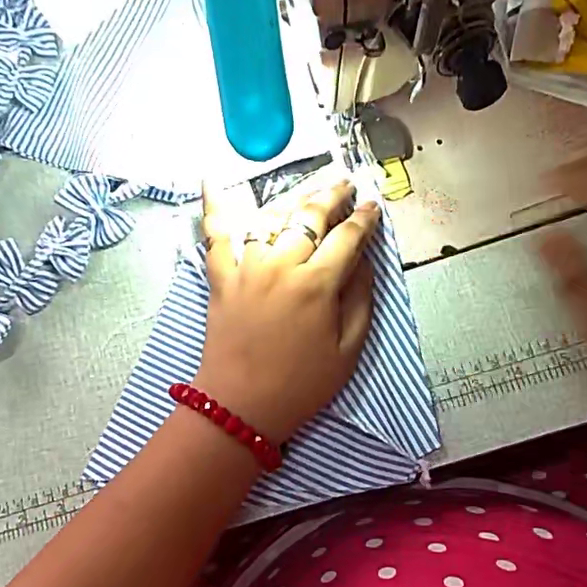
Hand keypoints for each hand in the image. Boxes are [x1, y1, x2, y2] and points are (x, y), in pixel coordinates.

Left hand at [194, 178, 381, 443]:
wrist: (240, 407)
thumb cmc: (300, 385)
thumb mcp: (348, 350)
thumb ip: (361, 299)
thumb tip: (364, 261)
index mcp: (317, 285)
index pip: (347, 237)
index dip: (364, 219)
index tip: (373, 207)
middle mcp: (281, 266)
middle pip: (310, 216)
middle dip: (332, 194)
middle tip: (345, 183)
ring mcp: (246, 268)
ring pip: (270, 217)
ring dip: (292, 197)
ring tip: (308, 189)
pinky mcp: (221, 277)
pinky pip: (216, 234)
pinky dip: (214, 206)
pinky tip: (213, 179)